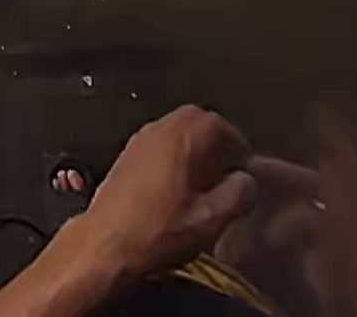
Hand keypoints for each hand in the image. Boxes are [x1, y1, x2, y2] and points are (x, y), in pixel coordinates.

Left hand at [72, 106, 256, 281]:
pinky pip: (158, 138)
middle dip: (214, 134)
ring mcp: (138, 141)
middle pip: (191, 116)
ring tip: (209, 174)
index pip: (213, 121)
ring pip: (173, 125)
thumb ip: (235, 196)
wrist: (108, 239)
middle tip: (230, 163)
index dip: (236, 138)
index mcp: (177, 141)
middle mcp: (156, 132)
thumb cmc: (159, 231)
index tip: (246, 160)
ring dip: (194, 140)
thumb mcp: (208, 220)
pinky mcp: (128, 153)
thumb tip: (248, 180)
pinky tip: (182, 180)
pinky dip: (176, 148)